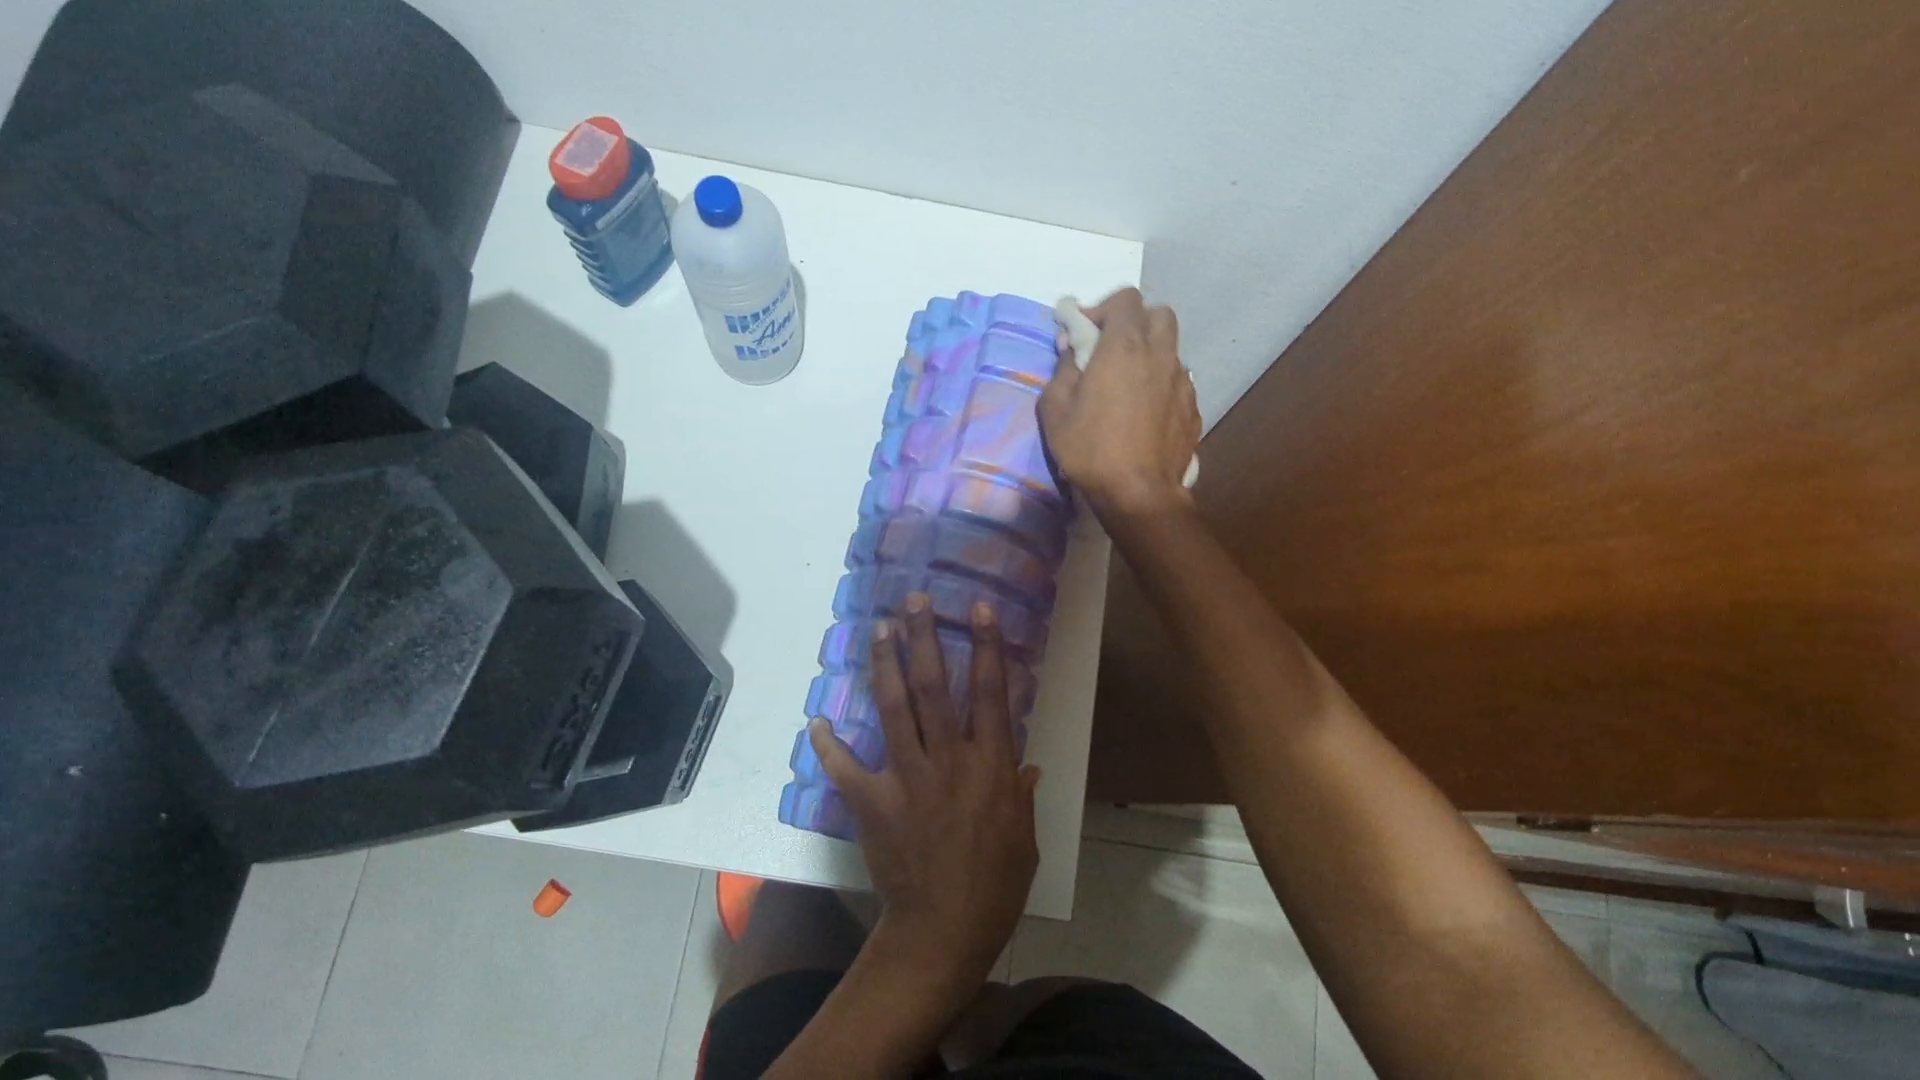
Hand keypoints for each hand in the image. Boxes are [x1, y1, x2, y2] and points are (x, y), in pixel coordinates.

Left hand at [808, 594, 1040, 997]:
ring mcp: (907, 778)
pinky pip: (845, 765)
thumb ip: (1021, 797)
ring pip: (894, 708)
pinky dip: (828, 743)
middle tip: (914, 600)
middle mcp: (949, 760)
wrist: (942, 931)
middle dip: (925, 638)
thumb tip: (1027, 767)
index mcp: (990, 766)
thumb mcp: (1024, 840)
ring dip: (885, 664)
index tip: (978, 609)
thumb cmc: (994, 887)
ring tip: (878, 628)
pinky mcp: (872, 802)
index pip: (991, 694)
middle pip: (935, 686)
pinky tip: (817, 721)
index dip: (986, 647)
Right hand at [1040, 287, 1200, 519]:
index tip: (1083, 333)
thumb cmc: (1090, 448)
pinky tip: (1144, 411)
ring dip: (1150, 353)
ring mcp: (1182, 381)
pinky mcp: (1193, 408)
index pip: (1126, 298)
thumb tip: (1069, 346)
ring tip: (1128, 383)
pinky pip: (1177, 381)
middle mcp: (1161, 354)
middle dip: (1134, 322)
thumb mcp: (1056, 408)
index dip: (1102, 308)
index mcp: (1126, 345)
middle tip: (1111, 349)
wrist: (1138, 493)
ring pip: (1171, 348)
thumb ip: (1063, 367)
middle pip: (1158, 313)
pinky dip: (1161, 383)